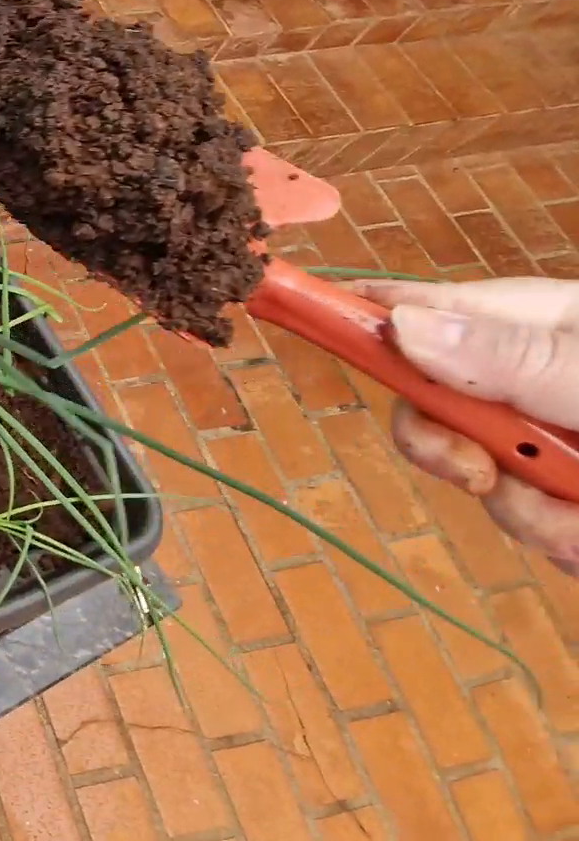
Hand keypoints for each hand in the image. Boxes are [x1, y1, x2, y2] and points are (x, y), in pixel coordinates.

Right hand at [356, 277, 578, 574]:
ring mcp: (558, 439)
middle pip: (432, 400)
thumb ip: (520, 358)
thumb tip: (396, 326)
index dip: (359, 316)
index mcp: (554, 326)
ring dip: (524, 511)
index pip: (427, 309)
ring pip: (479, 468)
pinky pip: (531, 517)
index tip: (298, 321)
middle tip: (477, 475)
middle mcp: (543, 379)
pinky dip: (558, 539)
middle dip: (445, 447)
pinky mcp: (574, 496)